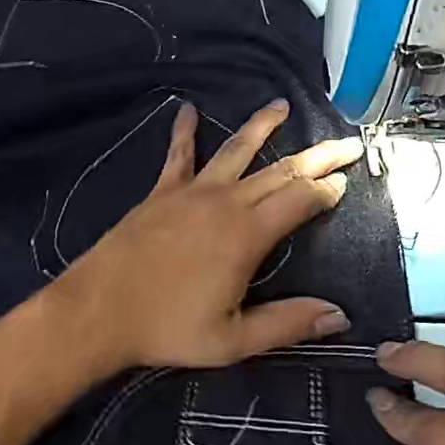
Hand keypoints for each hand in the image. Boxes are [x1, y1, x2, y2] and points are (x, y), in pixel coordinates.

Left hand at [50, 97, 363, 377]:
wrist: (97, 313)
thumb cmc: (167, 328)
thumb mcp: (234, 340)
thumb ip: (288, 323)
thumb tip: (340, 316)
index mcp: (247, 234)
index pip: (301, 199)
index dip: (328, 189)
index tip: (346, 182)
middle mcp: (225, 202)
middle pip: (281, 169)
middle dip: (319, 156)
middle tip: (347, 143)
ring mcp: (191, 191)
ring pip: (236, 149)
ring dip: (262, 126)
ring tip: (281, 105)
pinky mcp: (162, 192)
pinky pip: (178, 154)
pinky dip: (184, 131)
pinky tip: (187, 109)